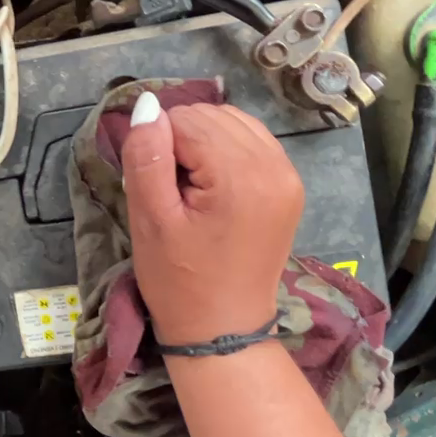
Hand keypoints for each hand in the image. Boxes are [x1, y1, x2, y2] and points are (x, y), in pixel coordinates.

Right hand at [120, 94, 304, 345]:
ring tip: (189, 187)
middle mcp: (274, 167)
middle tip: (170, 191)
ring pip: (231, 122)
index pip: (185, 119)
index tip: (156, 188)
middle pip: (210, 115)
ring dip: (201, 141)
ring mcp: (287, 175)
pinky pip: (250, 140)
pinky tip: (211, 184)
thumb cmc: (178, 279)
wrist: (222, 330)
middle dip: (180, 140)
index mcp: (240, 176)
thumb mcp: (150, 219)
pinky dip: (223, 149)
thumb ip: (146, 157)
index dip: (158, 146)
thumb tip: (146, 106)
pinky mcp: (289, 185)